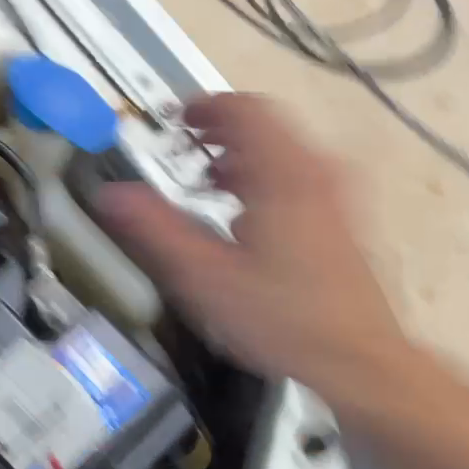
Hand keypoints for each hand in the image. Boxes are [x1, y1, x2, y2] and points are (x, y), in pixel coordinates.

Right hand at [97, 94, 410, 401]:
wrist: (358, 361)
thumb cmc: (279, 318)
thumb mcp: (203, 276)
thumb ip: (153, 228)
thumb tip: (110, 194)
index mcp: (284, 175)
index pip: (246, 110)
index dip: (205, 107)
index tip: (173, 120)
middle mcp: (318, 173)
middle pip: (267, 126)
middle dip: (219, 131)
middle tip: (182, 148)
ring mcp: (338, 195)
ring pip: (285, 150)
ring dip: (241, 156)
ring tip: (205, 182)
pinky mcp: (344, 219)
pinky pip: (300, 175)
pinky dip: (264, 177)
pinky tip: (242, 215)